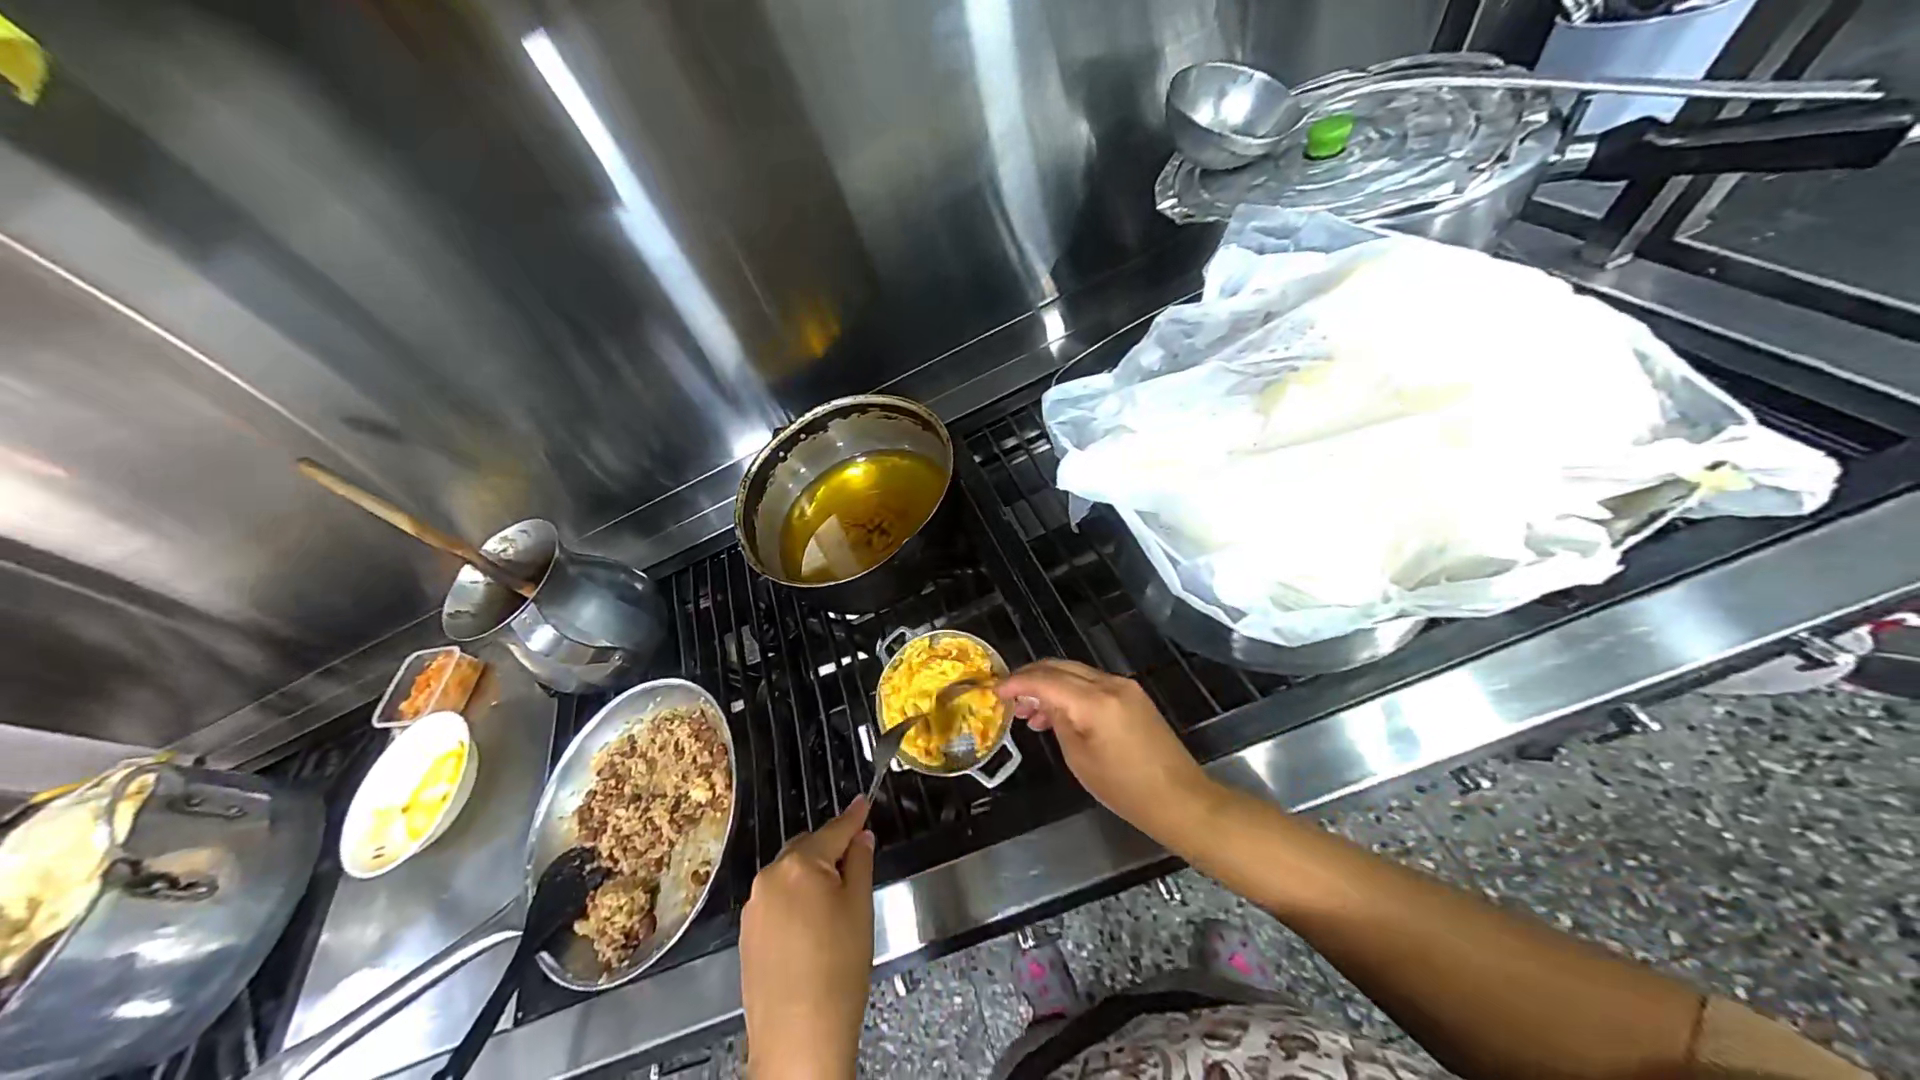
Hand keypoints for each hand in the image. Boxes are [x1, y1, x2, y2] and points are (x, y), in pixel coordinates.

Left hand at [740, 796, 873, 1079]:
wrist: (799, 1038)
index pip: (834, 830)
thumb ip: (860, 863)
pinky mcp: (746, 933)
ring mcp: (753, 906)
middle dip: (831, 852)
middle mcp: (769, 877)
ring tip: (835, 908)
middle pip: (807, 849)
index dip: (854, 816)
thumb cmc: (838, 969)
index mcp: (800, 864)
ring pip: (790, 875)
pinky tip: (812, 930)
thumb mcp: (860, 908)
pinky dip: (795, 902)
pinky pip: (776, 900)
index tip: (865, 802)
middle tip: (857, 867)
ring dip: (811, 878)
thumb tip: (861, 837)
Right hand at [997, 659, 1213, 840]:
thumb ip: (1058, 720)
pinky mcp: (1133, 696)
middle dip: (1031, 678)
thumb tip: (1042, 702)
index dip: (1017, 682)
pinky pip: (1092, 684)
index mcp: (1095, 701)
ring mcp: (1125, 687)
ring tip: (1029, 713)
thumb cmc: (1124, 788)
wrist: (1179, 798)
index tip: (995, 690)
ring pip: (1075, 673)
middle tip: (1008, 698)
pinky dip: (1070, 692)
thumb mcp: (1079, 757)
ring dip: (1050, 685)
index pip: (1046, 680)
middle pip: (1060, 667)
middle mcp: (1110, 684)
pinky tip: (1057, 714)